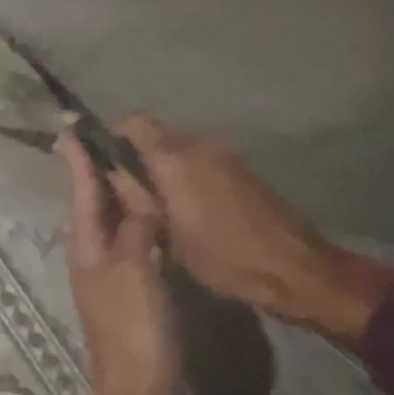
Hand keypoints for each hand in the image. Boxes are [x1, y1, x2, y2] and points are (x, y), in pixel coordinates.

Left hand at [58, 131, 181, 394]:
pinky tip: (160, 218)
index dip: (79, 159)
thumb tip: (139, 200)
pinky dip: (145, 224)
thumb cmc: (135, 332)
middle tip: (109, 135)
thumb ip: (135, 230)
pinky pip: (138, 246)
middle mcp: (96, 256)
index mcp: (87, 247)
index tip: (69, 126)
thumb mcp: (134, 272)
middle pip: (97, 204)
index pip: (83, 191)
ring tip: (136, 164)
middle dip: (100, 171)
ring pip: (118, 224)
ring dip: (124, 195)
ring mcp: (116, 277)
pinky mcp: (138, 295)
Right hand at [113, 116, 393, 346]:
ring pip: (176, 150)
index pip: (132, 124)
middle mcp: (198, 145)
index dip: (111, 137)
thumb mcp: (167, 233)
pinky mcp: (239, 171)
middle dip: (134, 158)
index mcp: (176, 157)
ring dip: (160, 169)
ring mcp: (223, 156)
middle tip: (122, 193)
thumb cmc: (224, 256)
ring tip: (152, 206)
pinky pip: (197, 162)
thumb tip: (106, 172)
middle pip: (154, 136)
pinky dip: (182, 177)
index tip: (99, 164)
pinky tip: (182, 210)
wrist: (294, 270)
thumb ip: (134, 196)